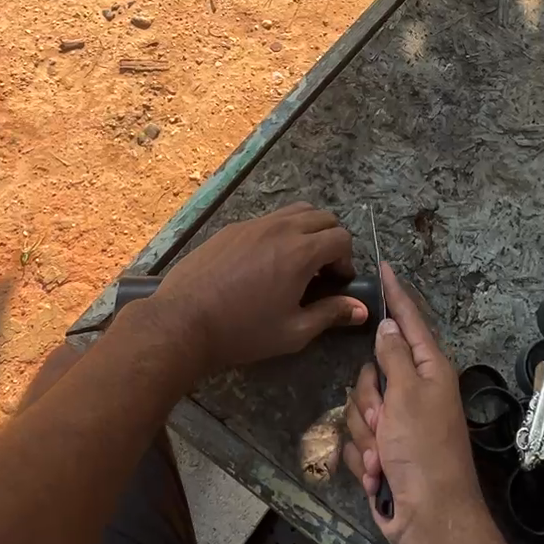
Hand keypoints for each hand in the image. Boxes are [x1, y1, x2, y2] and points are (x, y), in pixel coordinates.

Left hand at [150, 202, 367, 374]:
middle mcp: (282, 228)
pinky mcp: (232, 228)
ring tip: (296, 261)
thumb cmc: (242, 331)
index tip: (336, 283)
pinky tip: (263, 263)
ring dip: (307, 230)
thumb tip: (361, 309)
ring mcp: (255, 224)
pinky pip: (268, 220)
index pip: (341, 238)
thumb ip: (330, 314)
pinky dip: (279, 232)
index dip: (346, 260)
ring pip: (295, 212)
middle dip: (331, 241)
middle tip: (320, 271)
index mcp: (301, 251)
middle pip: (322, 217)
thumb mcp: (293, 331)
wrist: (182, 322)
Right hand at [342, 265, 483, 543]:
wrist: (426, 517)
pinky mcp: (383, 448)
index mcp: (430, 369)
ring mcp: (397, 421)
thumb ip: (393, 356)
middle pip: (372, 369)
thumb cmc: (422, 450)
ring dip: (366, 433)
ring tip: (383, 454)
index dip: (396, 293)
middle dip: (369, 399)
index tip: (385, 266)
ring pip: (359, 405)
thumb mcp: (407, 395)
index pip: (409, 320)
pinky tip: (378, 473)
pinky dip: (364, 457)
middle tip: (382, 421)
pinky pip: (357, 437)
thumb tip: (388, 325)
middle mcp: (414, 389)